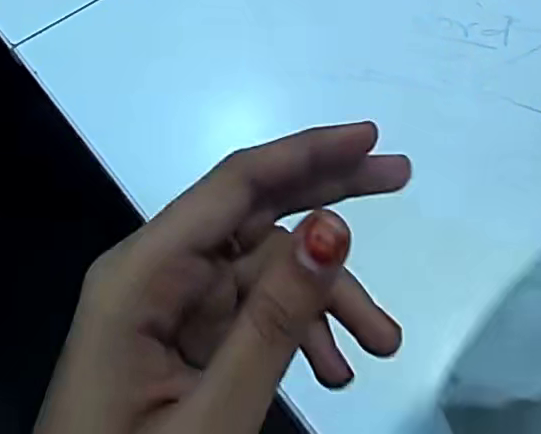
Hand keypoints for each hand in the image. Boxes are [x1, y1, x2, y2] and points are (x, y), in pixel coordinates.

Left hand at [35, 122, 411, 433]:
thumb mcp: (214, 417)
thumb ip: (274, 320)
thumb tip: (333, 226)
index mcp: (142, 271)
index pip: (236, 183)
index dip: (306, 151)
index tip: (368, 135)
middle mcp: (155, 269)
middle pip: (254, 207)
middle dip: (327, 191)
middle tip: (398, 175)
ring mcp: (170, 303)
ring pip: (263, 268)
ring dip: (325, 296)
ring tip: (383, 342)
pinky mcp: (183, 335)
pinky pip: (252, 311)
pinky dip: (298, 331)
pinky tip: (335, 372)